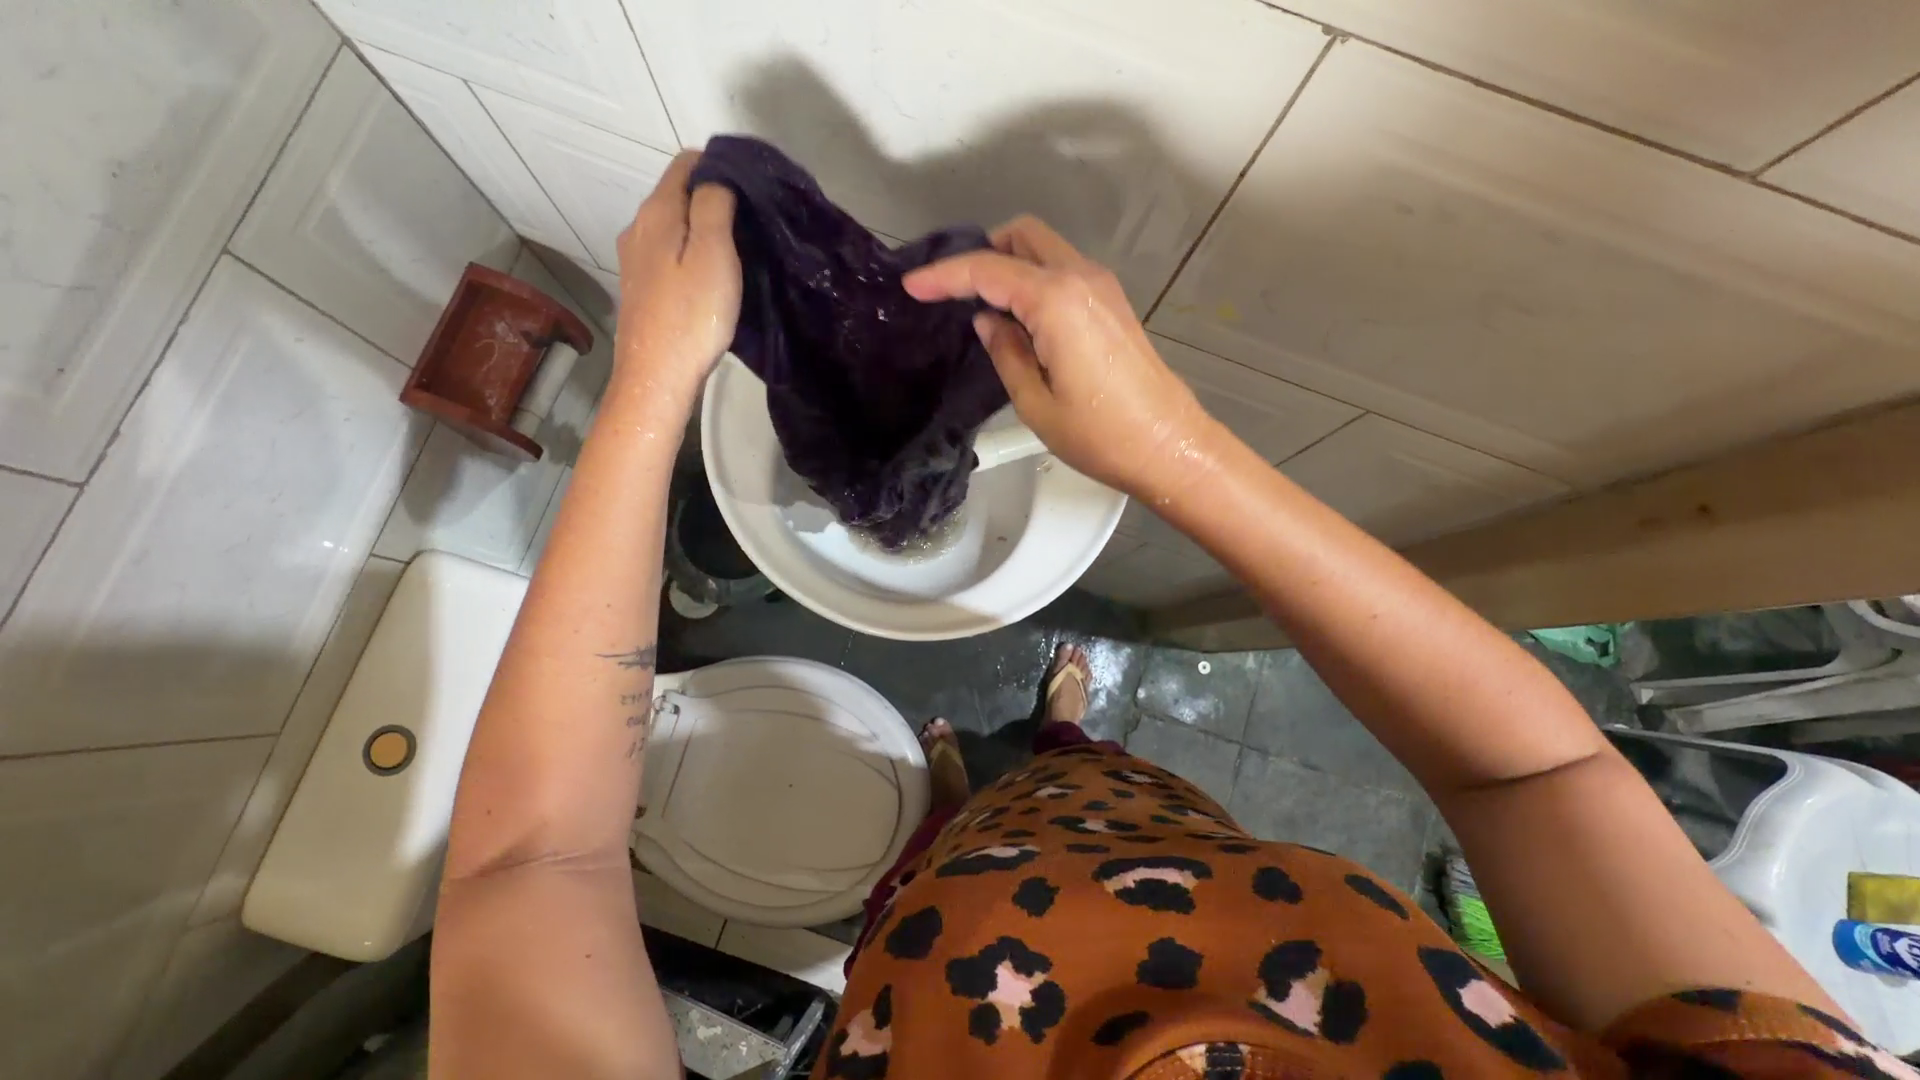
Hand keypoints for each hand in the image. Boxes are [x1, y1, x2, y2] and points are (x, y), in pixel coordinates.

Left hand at [613, 152, 740, 401]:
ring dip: (704, 229)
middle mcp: (638, 227)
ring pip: (674, 225)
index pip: (687, 163)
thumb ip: (714, 204)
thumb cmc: (692, 316)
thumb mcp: (713, 253)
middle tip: (754, 222)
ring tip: (739, 250)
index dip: (722, 167)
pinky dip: (692, 253)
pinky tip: (712, 276)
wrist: (658, 377)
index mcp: (657, 212)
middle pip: (679, 194)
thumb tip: (717, 175)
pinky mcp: (641, 287)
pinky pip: (670, 253)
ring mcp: (635, 259)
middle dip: (714, 198)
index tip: (754, 190)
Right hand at [902, 216, 1214, 498]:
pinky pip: (1063, 272)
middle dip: (982, 251)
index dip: (945, 276)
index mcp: (1056, 301)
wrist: (1169, 446)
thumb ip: (1005, 353)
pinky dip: (1034, 279)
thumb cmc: (1100, 435)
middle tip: (953, 290)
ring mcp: (1102, 288)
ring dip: (1010, 263)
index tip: (912, 287)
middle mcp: (1081, 279)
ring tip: (981, 305)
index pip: (989, 270)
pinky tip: (1018, 317)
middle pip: (1023, 236)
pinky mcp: (1112, 304)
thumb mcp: (1035, 403)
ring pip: (1046, 249)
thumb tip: (988, 322)